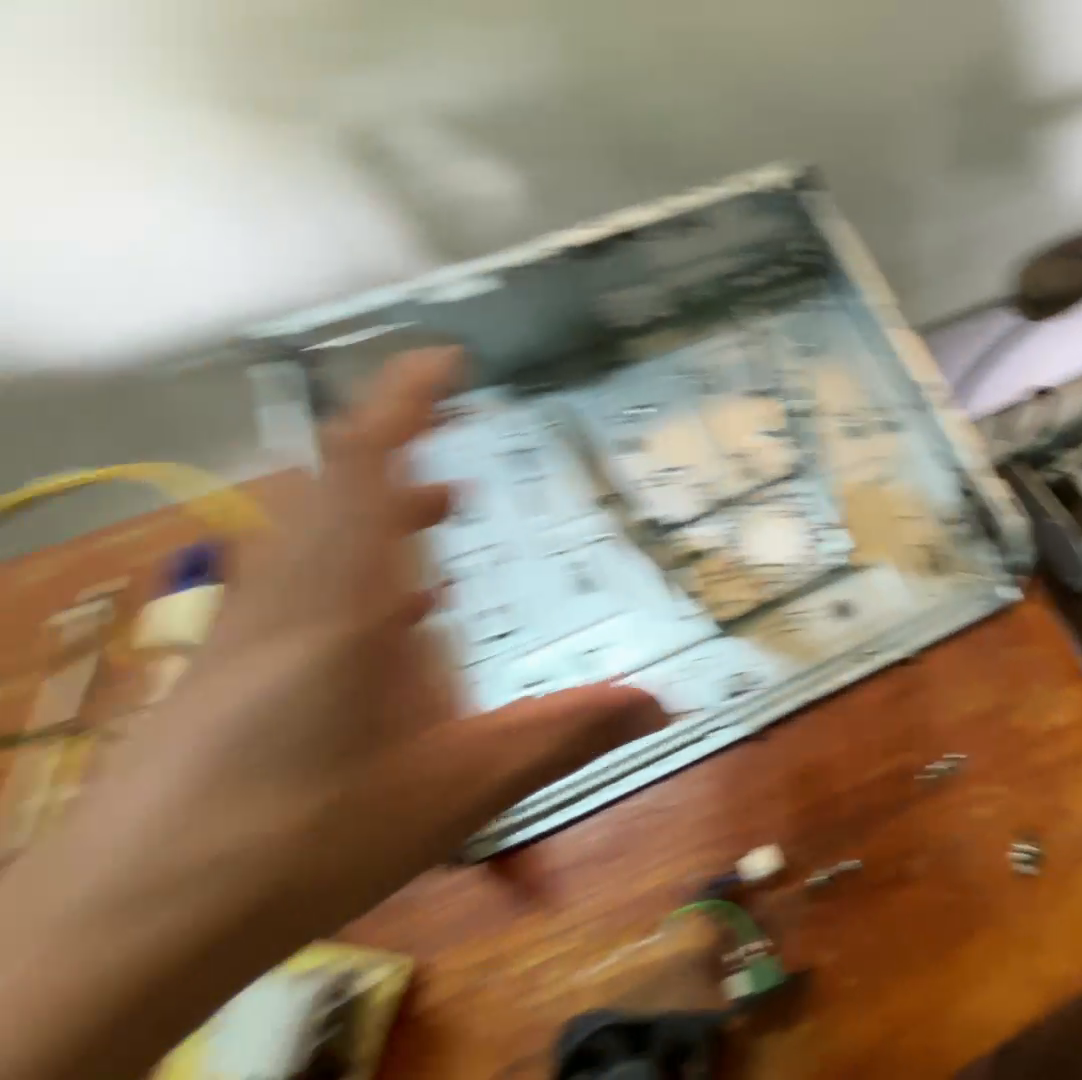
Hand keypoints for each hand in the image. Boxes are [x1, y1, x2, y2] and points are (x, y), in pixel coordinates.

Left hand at [67, 348, 665, 940]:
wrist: (126, 927)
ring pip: (307, 536)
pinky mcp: (220, 676)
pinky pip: (291, 585)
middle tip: (461, 443)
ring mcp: (242, 636)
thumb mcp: (467, 786)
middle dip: (397, 451)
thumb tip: (668, 702)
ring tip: (442, 518)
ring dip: (374, 511)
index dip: (405, 401)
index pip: (366, 465)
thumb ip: (569, 733)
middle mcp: (285, 599)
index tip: (446, 357)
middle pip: (329, 488)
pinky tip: (392, 622)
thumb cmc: (309, 836)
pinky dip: (348, 569)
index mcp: (344, 601)